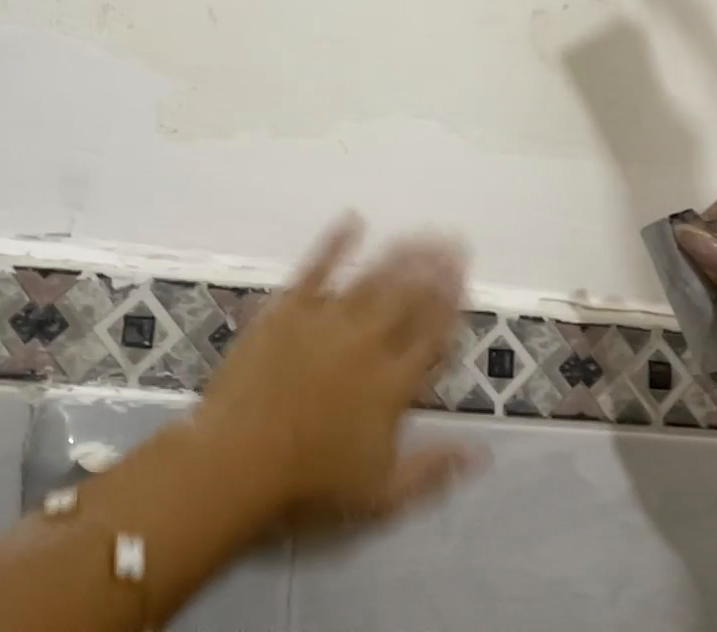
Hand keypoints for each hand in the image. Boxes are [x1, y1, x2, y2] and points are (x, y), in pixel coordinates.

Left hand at [191, 215, 486, 528]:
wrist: (235, 462)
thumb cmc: (308, 486)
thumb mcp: (381, 494)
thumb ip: (433, 469)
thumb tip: (482, 451)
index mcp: (392, 386)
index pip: (432, 336)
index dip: (452, 304)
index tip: (466, 276)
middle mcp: (363, 345)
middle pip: (406, 298)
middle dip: (433, 268)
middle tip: (452, 240)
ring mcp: (321, 323)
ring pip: (369, 279)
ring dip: (397, 253)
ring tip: (418, 232)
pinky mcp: (283, 312)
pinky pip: (314, 269)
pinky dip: (334, 243)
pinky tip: (351, 221)